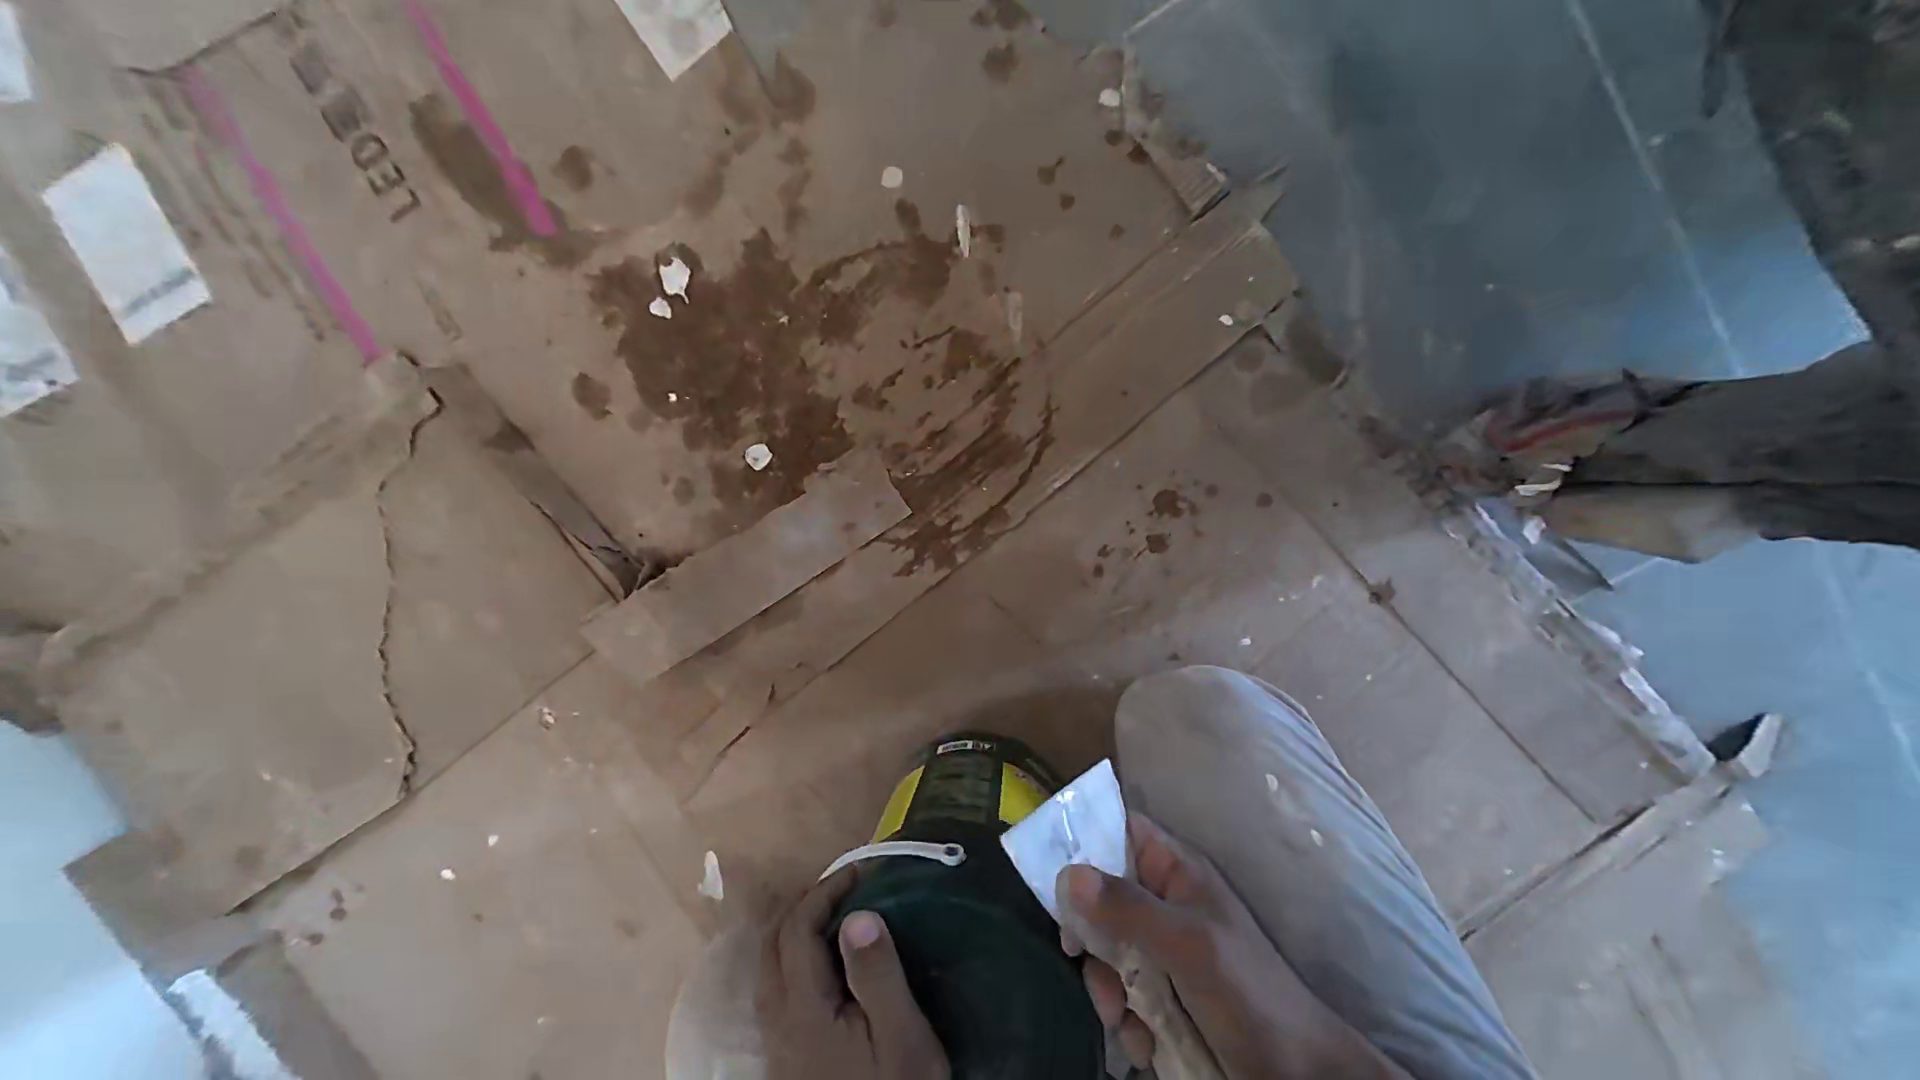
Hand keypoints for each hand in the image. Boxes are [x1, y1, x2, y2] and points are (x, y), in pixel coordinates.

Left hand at [757, 869, 949, 1079]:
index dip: (824, 891)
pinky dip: (794, 956)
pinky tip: (823, 964)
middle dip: (804, 904)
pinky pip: (775, 988)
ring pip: (769, 968)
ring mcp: (776, 1044)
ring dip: (795, 929)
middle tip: (845, 888)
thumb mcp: (901, 1038)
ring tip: (835, 916)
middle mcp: (779, 1022)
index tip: (859, 871)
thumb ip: (876, 974)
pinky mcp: (783, 1060)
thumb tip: (858, 914)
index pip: (798, 930)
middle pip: (772, 944)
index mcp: (804, 1011)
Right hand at [1057, 814, 1410, 1079]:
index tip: (1052, 870)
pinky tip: (1143, 1043)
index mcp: (1175, 871)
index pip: (1120, 830)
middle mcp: (1163, 901)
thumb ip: (1128, 908)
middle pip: (1100, 894)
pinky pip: (1121, 991)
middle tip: (1081, 957)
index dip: (1084, 838)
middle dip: (1089, 934)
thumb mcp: (1188, 946)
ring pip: (1105, 948)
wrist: (1298, 1078)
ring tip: (1123, 1018)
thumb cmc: (1249, 994)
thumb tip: (1067, 874)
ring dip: (1106, 986)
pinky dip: (1124, 1018)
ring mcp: (1162, 948)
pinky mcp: (1162, 993)